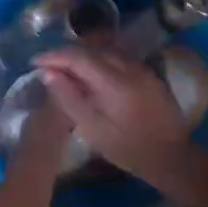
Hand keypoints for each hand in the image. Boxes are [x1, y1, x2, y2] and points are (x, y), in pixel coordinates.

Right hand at [32, 47, 203, 196]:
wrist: (172, 157)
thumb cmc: (129, 149)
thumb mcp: (94, 130)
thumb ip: (70, 99)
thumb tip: (48, 74)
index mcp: (116, 82)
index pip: (79, 57)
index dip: (54, 56)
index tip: (35, 62)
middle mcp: (131, 67)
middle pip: (93, 49)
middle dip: (67, 53)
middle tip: (46, 65)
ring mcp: (142, 69)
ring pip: (106, 50)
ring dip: (83, 55)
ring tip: (64, 68)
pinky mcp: (149, 74)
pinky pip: (118, 58)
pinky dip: (99, 60)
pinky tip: (90, 74)